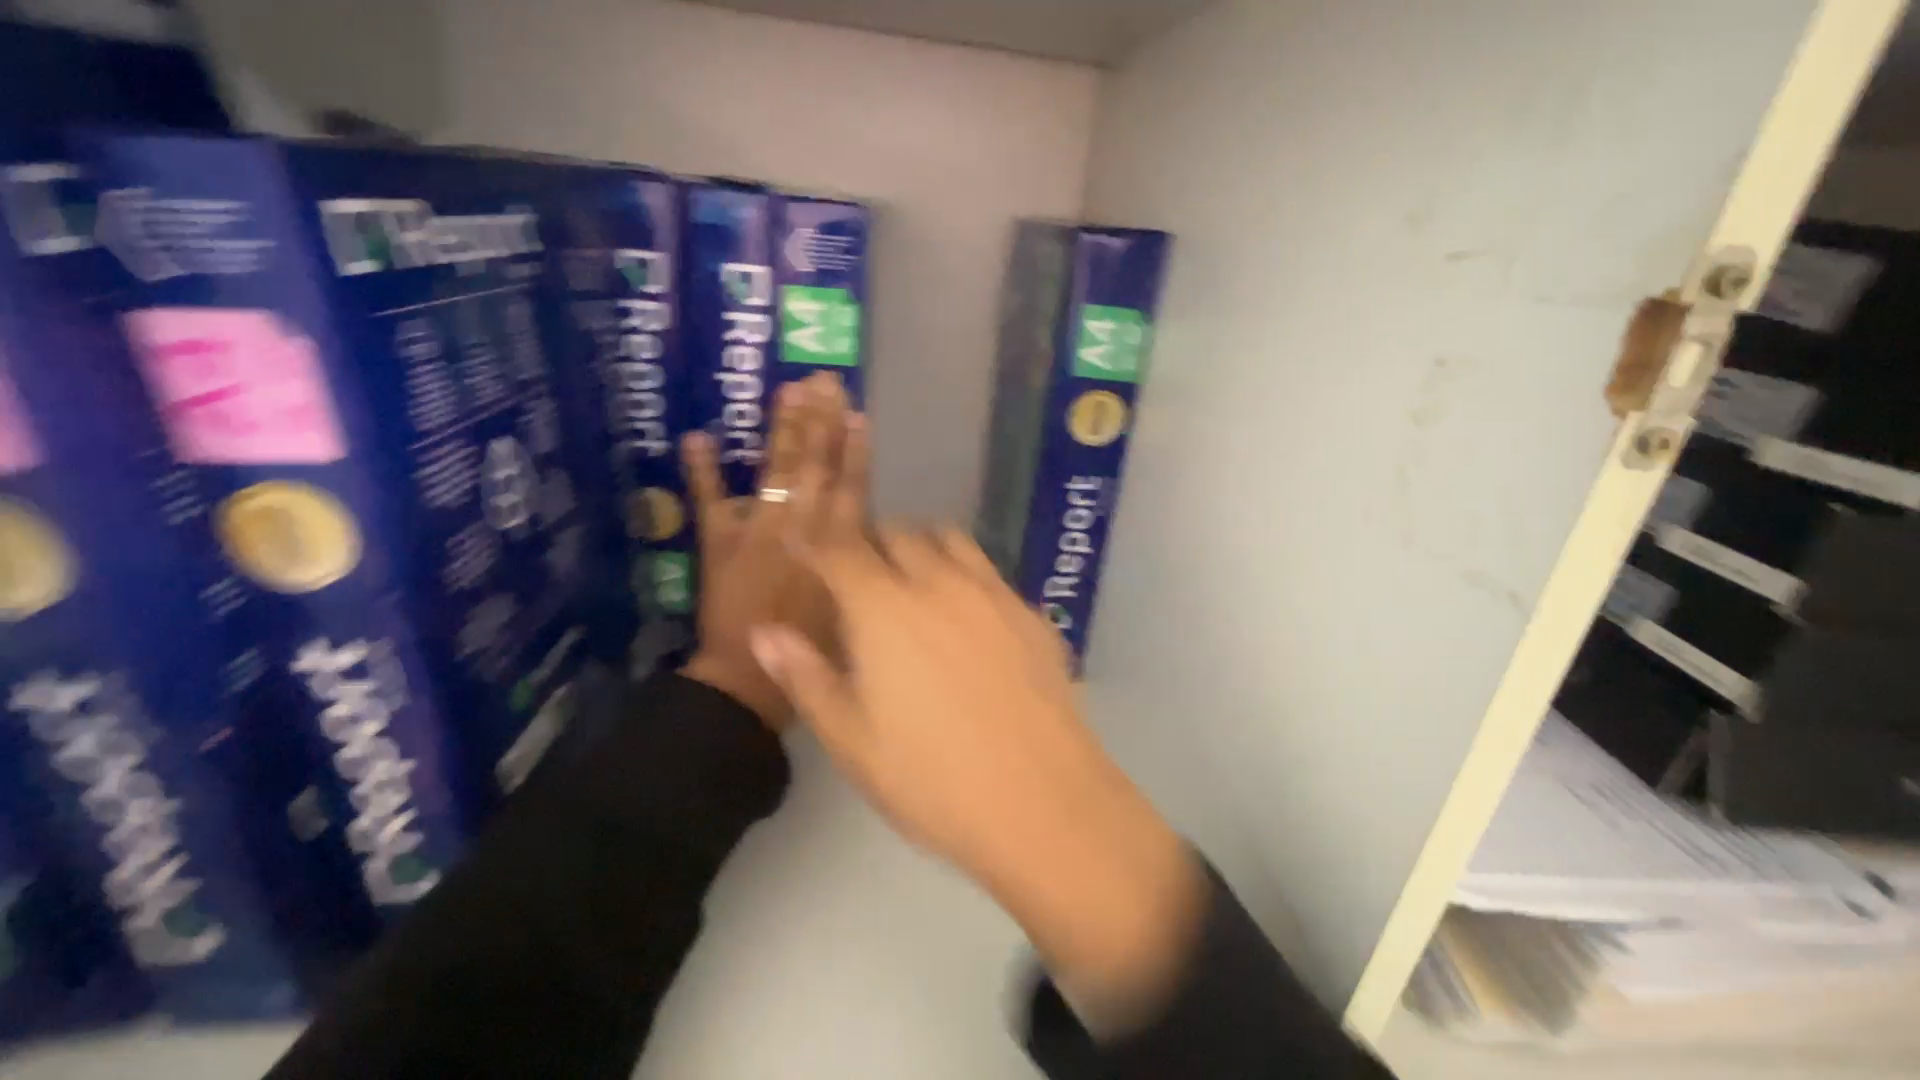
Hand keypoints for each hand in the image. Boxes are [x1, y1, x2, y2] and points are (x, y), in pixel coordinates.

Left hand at [680, 373, 867, 728]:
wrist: (749, 681)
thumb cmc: (814, 655)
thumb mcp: (852, 610)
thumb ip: (857, 563)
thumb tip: (866, 523)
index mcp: (834, 547)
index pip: (849, 488)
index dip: (853, 450)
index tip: (856, 412)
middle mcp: (797, 529)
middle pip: (813, 468)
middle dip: (820, 422)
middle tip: (823, 379)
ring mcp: (755, 532)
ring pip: (773, 472)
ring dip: (781, 431)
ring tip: (787, 391)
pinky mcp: (717, 544)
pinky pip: (708, 502)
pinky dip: (701, 471)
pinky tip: (696, 435)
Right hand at [748, 526, 1206, 1013]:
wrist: (1042, 803)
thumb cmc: (930, 780)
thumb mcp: (850, 739)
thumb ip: (806, 676)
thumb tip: (765, 631)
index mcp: (884, 607)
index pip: (840, 550)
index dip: (814, 543)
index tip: (799, 545)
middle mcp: (940, 583)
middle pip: (898, 533)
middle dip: (868, 542)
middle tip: (854, 576)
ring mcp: (994, 595)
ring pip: (951, 540)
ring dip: (921, 547)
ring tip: (910, 582)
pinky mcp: (1032, 616)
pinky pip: (990, 573)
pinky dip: (965, 576)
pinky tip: (966, 620)